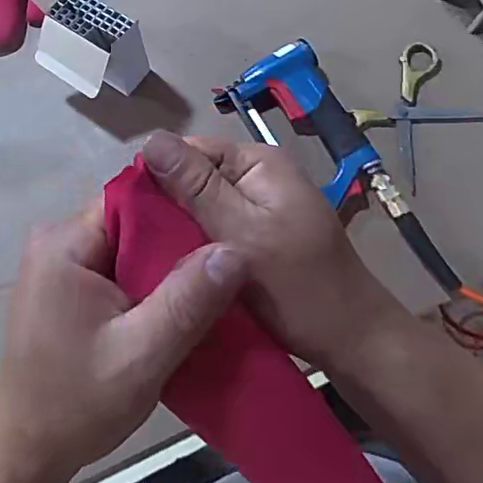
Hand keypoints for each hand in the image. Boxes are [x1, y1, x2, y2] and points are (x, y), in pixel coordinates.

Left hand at [0, 205, 247, 482]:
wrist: (28, 449)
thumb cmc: (77, 403)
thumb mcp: (141, 354)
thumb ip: (187, 300)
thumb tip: (235, 248)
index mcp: (63, 243)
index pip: (132, 201)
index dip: (178, 212)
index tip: (222, 230)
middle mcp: (55, 240)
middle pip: (130, 221)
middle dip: (174, 242)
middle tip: (224, 264)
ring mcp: (58, 263)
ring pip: (126, 245)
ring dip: (162, 266)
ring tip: (209, 284)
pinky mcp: (65, 285)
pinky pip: (115, 266)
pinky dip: (144, 282)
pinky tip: (176, 303)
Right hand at [139, 131, 404, 370]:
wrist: (351, 343)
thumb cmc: (299, 287)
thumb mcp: (242, 233)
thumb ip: (196, 186)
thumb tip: (151, 139)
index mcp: (257, 162)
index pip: (189, 150)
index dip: (158, 177)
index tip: (131, 216)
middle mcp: (256, 176)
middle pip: (192, 177)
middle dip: (166, 206)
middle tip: (136, 242)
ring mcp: (257, 206)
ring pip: (199, 206)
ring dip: (177, 228)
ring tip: (150, 255)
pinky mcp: (255, 235)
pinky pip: (212, 228)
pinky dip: (194, 244)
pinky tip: (175, 266)